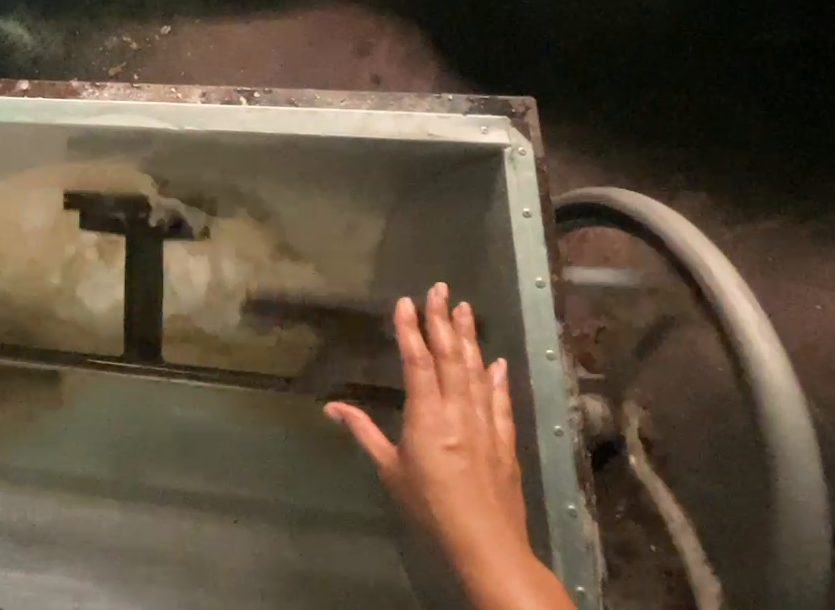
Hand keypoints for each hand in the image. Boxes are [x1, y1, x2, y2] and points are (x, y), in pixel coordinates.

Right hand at [325, 284, 573, 609]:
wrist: (486, 545)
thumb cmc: (429, 506)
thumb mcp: (389, 469)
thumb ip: (363, 431)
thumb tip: (330, 406)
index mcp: (427, 416)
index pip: (418, 361)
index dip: (411, 329)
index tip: (405, 302)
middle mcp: (459, 412)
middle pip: (451, 357)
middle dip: (444, 320)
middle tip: (440, 289)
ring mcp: (486, 425)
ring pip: (477, 371)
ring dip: (470, 338)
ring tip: (465, 308)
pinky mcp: (504, 441)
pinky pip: (500, 401)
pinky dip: (497, 377)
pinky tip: (495, 361)